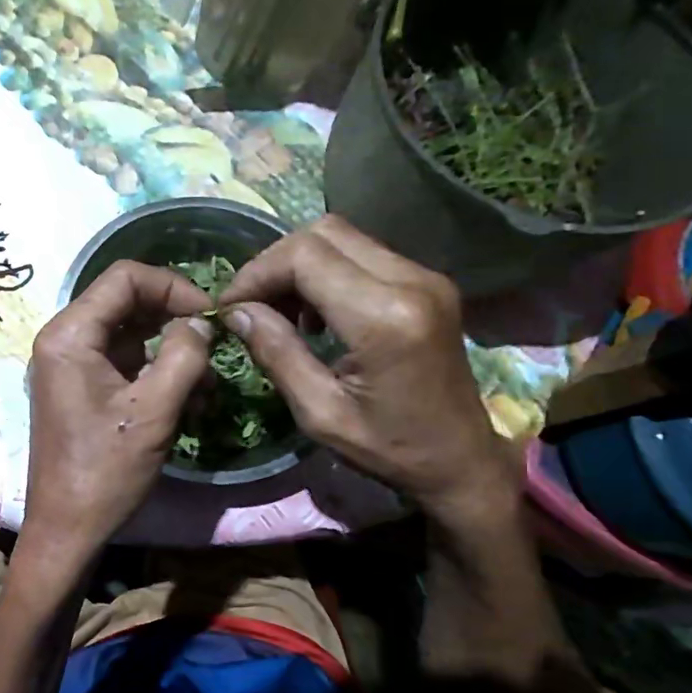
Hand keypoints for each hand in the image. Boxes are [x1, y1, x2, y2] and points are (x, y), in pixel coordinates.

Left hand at [24, 260, 213, 553]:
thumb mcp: (154, 410)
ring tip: (206, 390)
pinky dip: (157, 375)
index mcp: (70, 335)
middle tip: (215, 351)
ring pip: (131, 336)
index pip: (125, 278)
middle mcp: (64, 340)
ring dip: (172, 354)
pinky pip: (125, 365)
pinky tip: (188, 403)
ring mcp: (72, 366)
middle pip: (128, 304)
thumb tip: (201, 323)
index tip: (210, 316)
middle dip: (176, 323)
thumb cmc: (106, 470)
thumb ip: (184, 355)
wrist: (67, 528)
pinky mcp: (82, 389)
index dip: (173, 286)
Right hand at [219, 216, 514, 516]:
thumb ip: (277, 353)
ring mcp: (425, 277)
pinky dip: (325, 271)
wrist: (461, 459)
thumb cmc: (389, 448)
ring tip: (278, 311)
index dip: (257, 273)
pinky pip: (363, 254)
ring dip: (299, 265)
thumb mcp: (319, 413)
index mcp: (385, 318)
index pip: (305, 256)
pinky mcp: (428, 283)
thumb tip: (236, 312)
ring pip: (342, 237)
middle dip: (275, 263)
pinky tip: (313, 312)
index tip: (230, 307)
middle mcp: (411, 282)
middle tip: (250, 306)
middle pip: (324, 233)